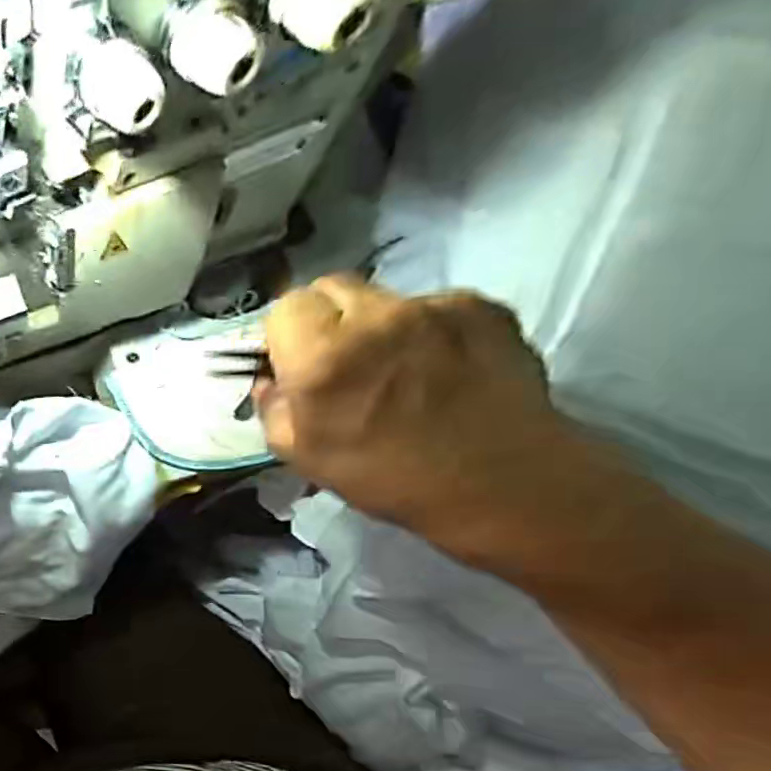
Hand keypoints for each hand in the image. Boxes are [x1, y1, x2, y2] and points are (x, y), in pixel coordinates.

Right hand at [257, 275, 580, 551]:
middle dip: (324, 318)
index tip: (293, 362)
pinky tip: (437, 366)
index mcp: (322, 357)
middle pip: (330, 287)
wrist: (499, 484)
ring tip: (394, 366)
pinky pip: (432, 304)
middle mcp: (376, 318)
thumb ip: (272, 408)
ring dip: (374, 323)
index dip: (283, 334)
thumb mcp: (302, 455)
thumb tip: (271, 380)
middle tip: (337, 359)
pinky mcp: (482, 306)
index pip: (285, 307)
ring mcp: (434, 307)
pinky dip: (424, 328)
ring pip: (382, 296)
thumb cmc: (385, 476)